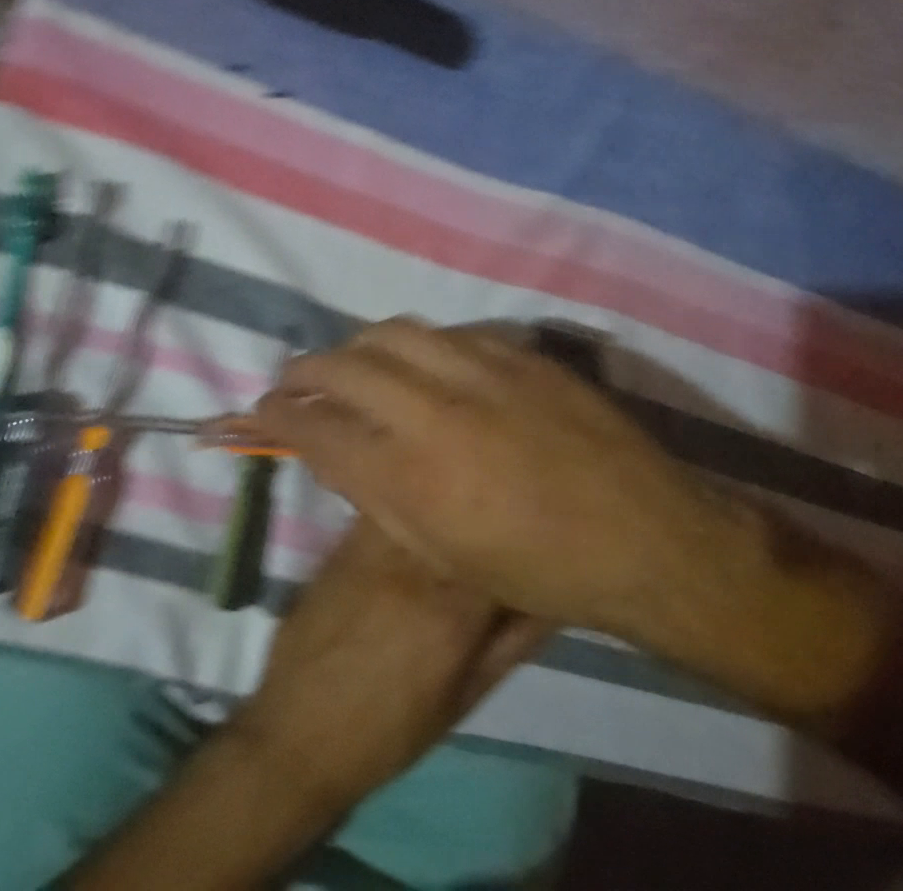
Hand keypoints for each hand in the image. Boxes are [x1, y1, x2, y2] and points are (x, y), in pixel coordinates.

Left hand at [228, 518, 553, 804]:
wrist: (297, 738)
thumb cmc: (390, 731)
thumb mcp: (466, 698)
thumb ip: (515, 643)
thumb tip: (554, 598)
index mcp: (454, 612)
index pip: (507, 548)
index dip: (527, 538)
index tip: (538, 536)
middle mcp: (413, 571)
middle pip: (465, 518)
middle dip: (489, 513)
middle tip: (506, 514)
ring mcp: (368, 554)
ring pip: (421, 504)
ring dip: (444, 500)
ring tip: (461, 501)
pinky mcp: (337, 550)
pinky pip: (381, 513)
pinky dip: (403, 505)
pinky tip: (413, 506)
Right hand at [250, 317, 899, 724]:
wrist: (645, 539)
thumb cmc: (537, 570)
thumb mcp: (441, 552)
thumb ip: (378, 496)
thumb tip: (337, 452)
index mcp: (409, 474)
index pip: (315, 427)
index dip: (274, 416)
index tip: (257, 411)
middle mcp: (436, 410)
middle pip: (343, 365)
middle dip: (303, 370)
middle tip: (291, 383)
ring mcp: (483, 374)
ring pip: (395, 333)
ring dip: (358, 347)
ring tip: (352, 366)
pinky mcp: (524, 357)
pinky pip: (452, 332)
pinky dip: (420, 344)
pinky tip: (422, 363)